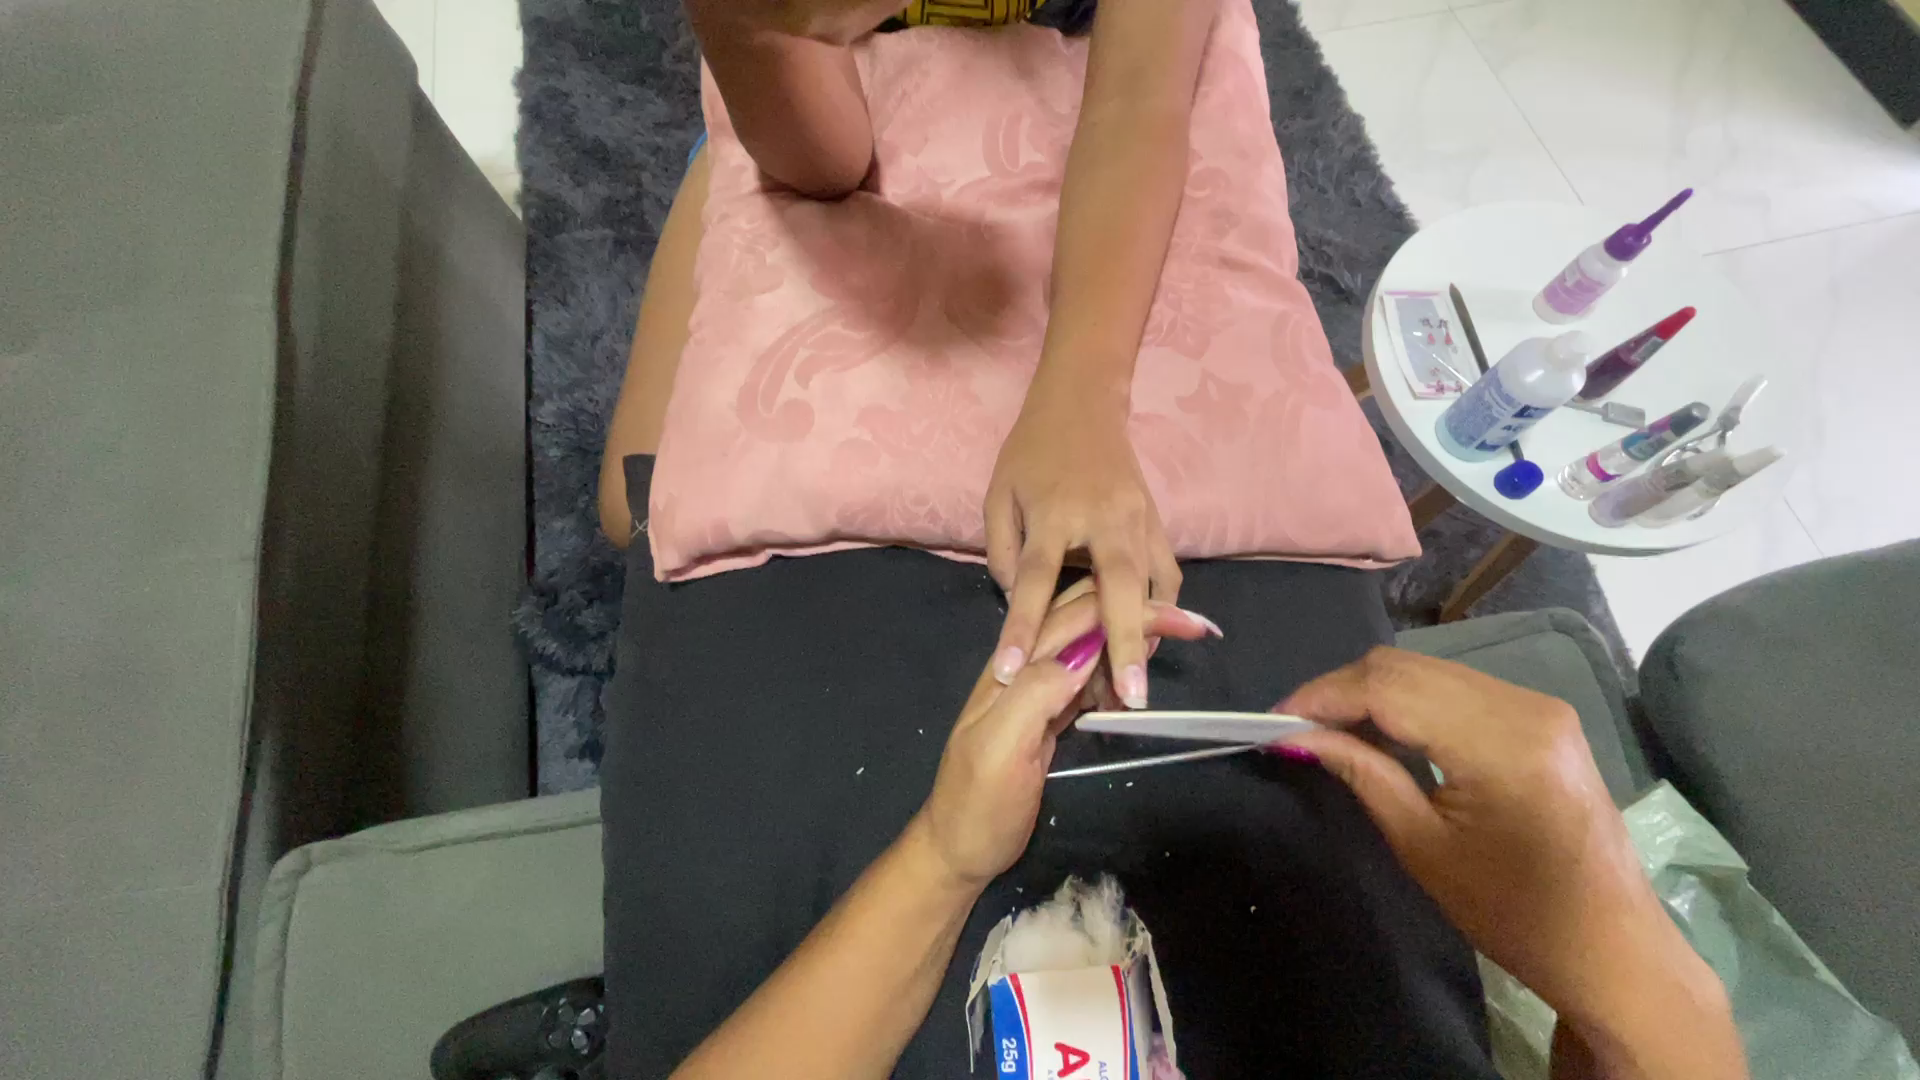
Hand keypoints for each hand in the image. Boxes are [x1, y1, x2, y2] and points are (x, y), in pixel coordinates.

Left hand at [915, 591, 1215, 887]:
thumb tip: (1083, 650)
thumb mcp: (999, 750)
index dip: (1126, 611)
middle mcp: (1022, 667)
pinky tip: (1128, 693)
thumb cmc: (978, 806)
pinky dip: (1112, 677)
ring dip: (1126, 645)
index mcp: (1010, 667)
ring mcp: (1035, 691)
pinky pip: (1084, 680)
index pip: (1073, 619)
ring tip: (1163, 654)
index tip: (1182, 617)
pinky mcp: (1046, 715)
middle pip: (1083, 621)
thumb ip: (1034, 694)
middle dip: (1136, 615)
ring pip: (1087, 646)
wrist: (958, 849)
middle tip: (1192, 628)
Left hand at [985, 384, 1181, 709]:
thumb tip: (1019, 601)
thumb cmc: (1032, 454)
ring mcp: (1138, 520)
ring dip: (1149, 635)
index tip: (1010, 672)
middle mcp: (1102, 519)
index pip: (1033, 577)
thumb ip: (1002, 551)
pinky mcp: (1158, 522)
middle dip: (1125, 643)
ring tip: (1135, 684)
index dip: (1020, 625)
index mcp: (1052, 512)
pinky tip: (1152, 636)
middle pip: (1117, 586)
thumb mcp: (998, 495)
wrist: (1082, 406)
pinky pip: (1167, 572)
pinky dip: (1163, 607)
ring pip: (1153, 584)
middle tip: (1130, 698)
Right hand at [1277, 648, 1738, 1071]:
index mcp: (1503, 746)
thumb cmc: (1514, 913)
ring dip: (1368, 691)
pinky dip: (1403, 698)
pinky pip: (1450, 684)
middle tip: (1296, 725)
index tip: (1275, 720)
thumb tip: (1294, 734)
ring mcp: (1538, 706)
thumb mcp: (1422, 845)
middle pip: (1403, 667)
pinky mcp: (1539, 714)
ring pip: (1423, 669)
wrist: (1615, 950)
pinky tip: (1380, 728)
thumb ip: (1360, 772)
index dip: (1323, 696)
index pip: (1388, 689)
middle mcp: (1525, 707)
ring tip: (1330, 727)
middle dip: (1339, 689)